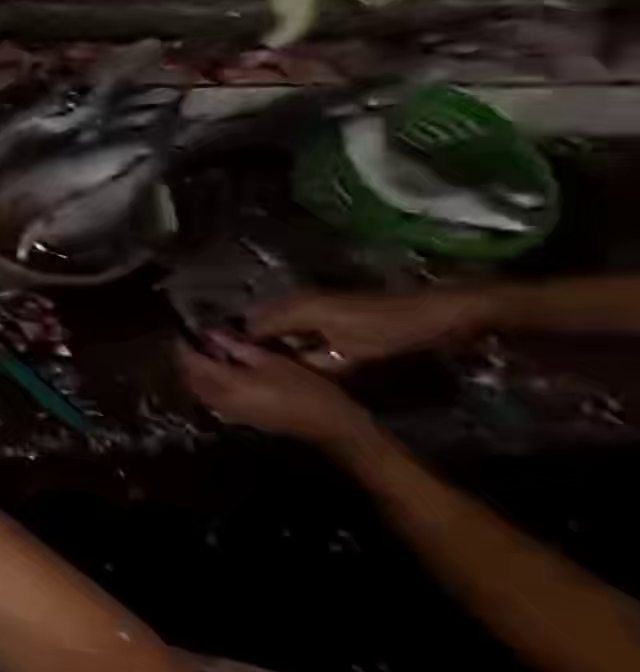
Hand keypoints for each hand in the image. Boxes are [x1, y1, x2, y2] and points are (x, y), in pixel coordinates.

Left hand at [176, 331, 375, 444]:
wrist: (329, 424)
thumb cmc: (306, 388)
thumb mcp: (273, 361)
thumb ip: (239, 347)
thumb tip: (213, 333)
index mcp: (227, 384)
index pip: (191, 362)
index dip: (183, 347)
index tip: (182, 333)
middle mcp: (218, 400)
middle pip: (188, 376)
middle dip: (186, 359)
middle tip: (194, 342)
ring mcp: (225, 411)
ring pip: (197, 388)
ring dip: (195, 372)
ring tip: (206, 354)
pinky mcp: (235, 418)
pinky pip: (209, 398)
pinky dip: (206, 384)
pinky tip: (219, 373)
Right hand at [245, 290, 490, 372]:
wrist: (438, 313)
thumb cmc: (390, 333)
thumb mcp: (349, 355)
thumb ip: (308, 361)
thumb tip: (278, 370)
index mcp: (295, 310)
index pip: (250, 328)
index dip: (238, 346)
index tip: (234, 366)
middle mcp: (295, 301)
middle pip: (256, 321)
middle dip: (248, 341)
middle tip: (246, 364)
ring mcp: (310, 301)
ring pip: (272, 320)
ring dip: (267, 338)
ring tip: (263, 360)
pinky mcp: (324, 306)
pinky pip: (289, 319)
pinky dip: (284, 334)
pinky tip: (290, 352)